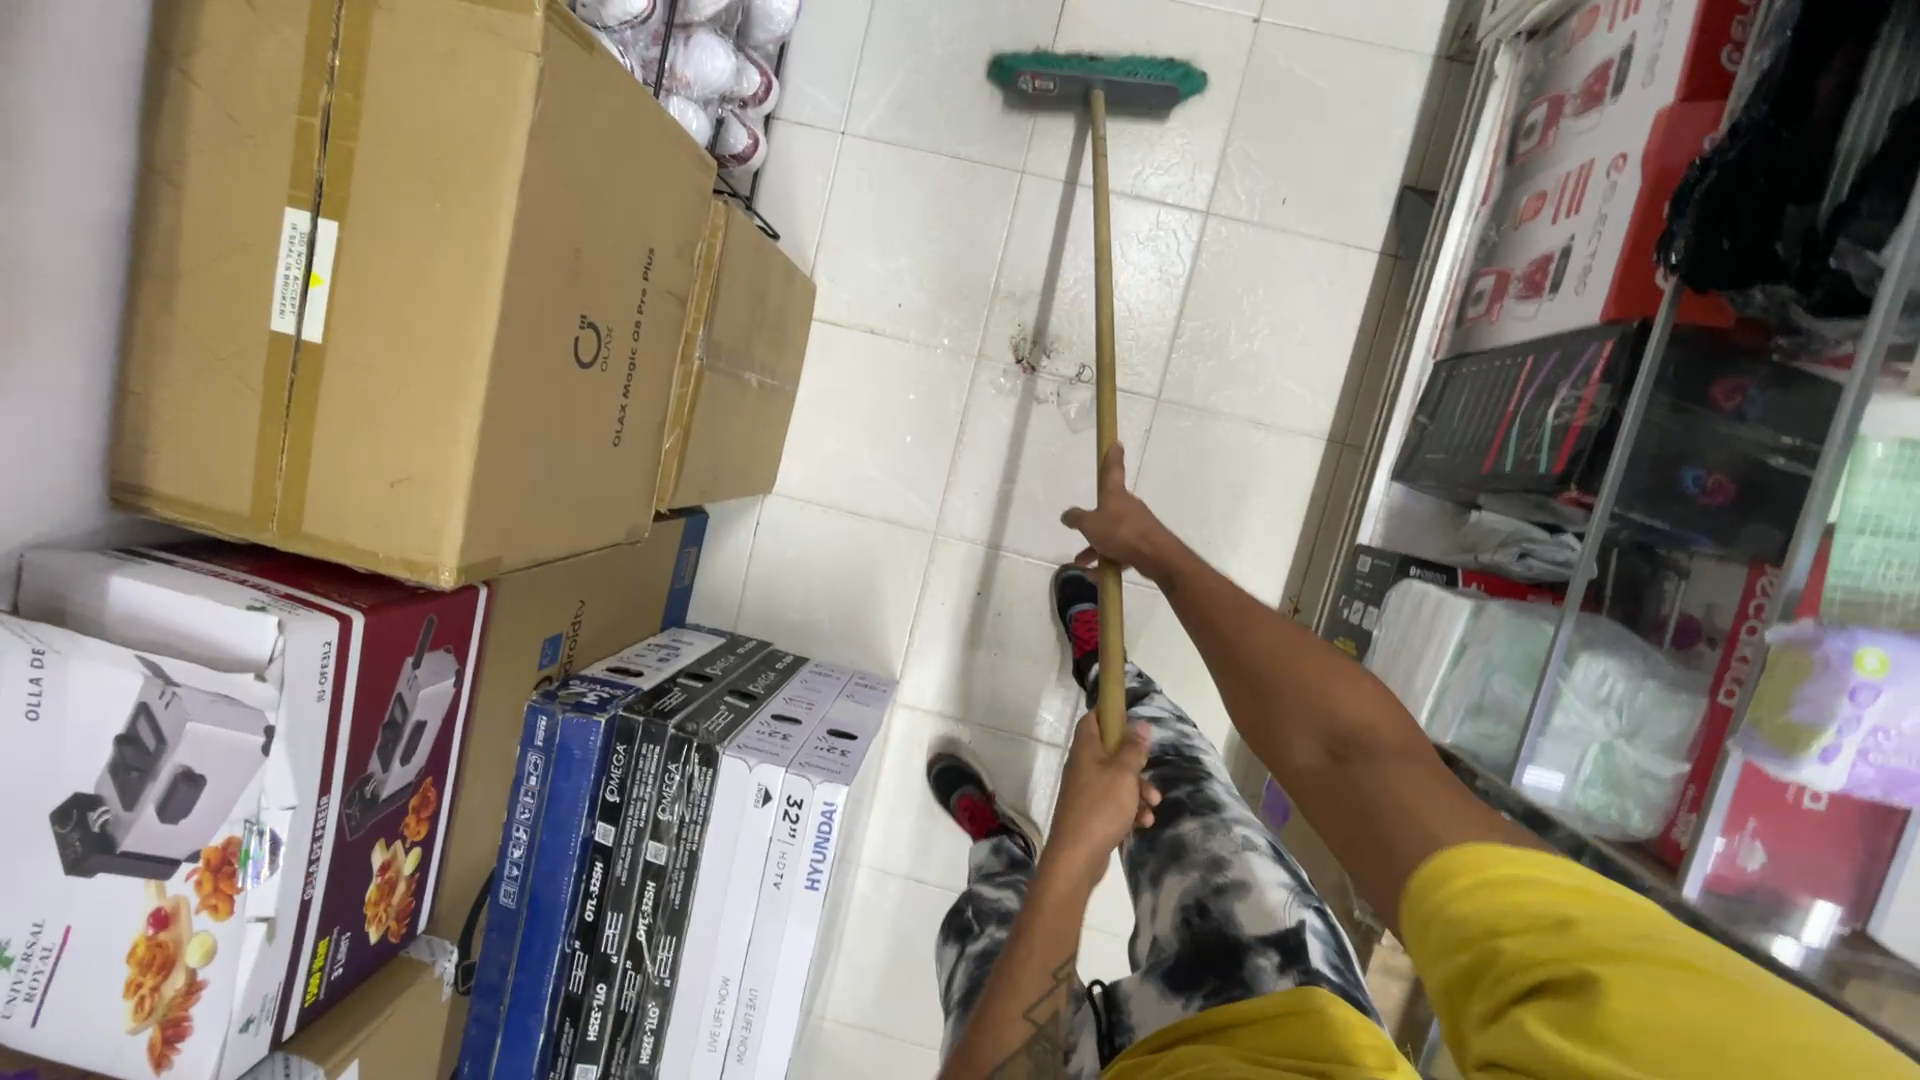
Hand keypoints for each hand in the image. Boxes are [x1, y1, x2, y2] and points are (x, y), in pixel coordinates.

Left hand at [1045, 712, 1161, 887]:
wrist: (1077, 856)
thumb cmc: (1101, 806)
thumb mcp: (1123, 773)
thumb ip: (1133, 749)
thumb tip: (1139, 724)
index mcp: (1085, 749)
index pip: (1092, 720)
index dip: (1110, 715)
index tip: (1131, 721)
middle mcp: (1083, 766)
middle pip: (1111, 752)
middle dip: (1135, 762)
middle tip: (1148, 770)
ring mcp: (1086, 790)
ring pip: (1117, 780)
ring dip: (1138, 790)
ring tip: (1153, 805)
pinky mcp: (1092, 813)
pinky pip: (1115, 803)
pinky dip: (1130, 809)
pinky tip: (1144, 822)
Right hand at [1061, 444, 1181, 583]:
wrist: (1156, 556)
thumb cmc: (1121, 532)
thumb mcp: (1090, 525)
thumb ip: (1076, 518)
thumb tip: (1067, 514)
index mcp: (1115, 495)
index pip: (1112, 469)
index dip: (1112, 456)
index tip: (1115, 444)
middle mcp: (1127, 506)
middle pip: (1106, 509)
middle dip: (1091, 523)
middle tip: (1079, 530)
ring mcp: (1137, 525)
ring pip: (1112, 533)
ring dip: (1096, 547)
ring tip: (1081, 562)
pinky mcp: (1143, 543)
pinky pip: (1120, 550)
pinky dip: (1108, 560)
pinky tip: (1096, 575)